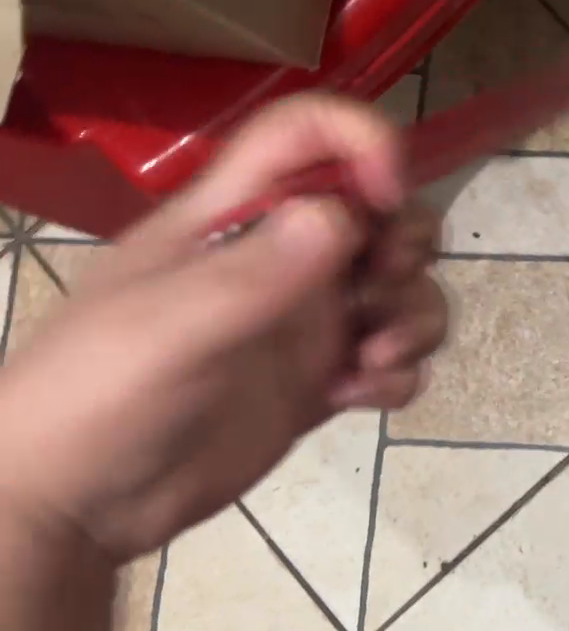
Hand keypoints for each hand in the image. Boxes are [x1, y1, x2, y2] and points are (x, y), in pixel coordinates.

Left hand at [0, 94, 449, 564]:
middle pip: (386, 211)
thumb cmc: (92, 404)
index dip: (359, 141)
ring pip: (408, 284)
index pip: (304, 135)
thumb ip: (255, 272)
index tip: (384, 193)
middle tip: (388, 281)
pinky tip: (358, 397)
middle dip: (410, 242)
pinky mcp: (329, 371)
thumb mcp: (164, 332)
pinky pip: (401, 352)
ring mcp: (313, 316)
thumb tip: (342, 215)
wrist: (65, 521)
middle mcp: (286, 256)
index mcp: (236, 220)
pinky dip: (398, 372)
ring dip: (415, 316)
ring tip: (376, 361)